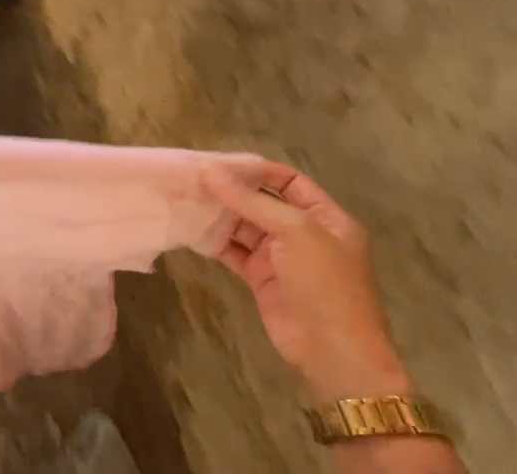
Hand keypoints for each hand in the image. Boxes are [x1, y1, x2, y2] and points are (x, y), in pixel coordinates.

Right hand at [203, 162, 411, 400]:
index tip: (218, 163)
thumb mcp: (295, 232)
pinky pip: (232, 249)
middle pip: (261, 201)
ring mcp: (280, 256)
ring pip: (242, 225)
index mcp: (325, 218)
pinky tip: (189, 228)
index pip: (289, 181)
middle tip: (190, 178)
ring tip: (183, 199)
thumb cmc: (325, 284)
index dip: (257, 170)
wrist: (333, 351)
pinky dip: (212, 239)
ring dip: (217, 213)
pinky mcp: (259, 276)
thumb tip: (209, 170)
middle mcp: (302, 233)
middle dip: (229, 190)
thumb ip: (251, 200)